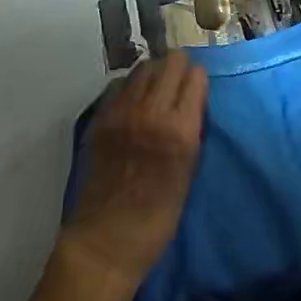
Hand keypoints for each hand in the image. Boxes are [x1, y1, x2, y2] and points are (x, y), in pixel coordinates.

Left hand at [61, 52, 207, 287]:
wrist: (109, 237)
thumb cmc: (159, 215)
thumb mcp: (189, 170)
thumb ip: (191, 130)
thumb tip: (191, 102)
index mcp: (180, 129)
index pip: (195, 77)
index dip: (198, 79)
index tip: (198, 86)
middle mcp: (151, 112)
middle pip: (169, 63)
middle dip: (178, 67)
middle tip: (179, 80)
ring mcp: (122, 112)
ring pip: (143, 68)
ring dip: (154, 73)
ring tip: (157, 88)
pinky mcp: (102, 118)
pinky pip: (119, 85)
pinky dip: (130, 86)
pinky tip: (134, 102)